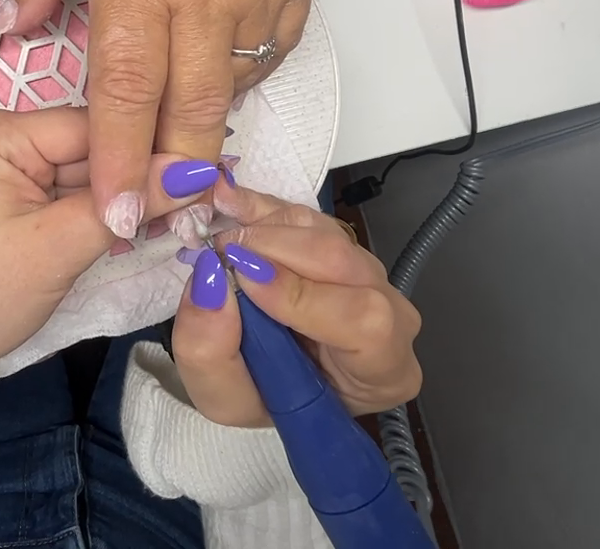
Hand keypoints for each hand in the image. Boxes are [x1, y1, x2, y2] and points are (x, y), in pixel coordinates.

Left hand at [0, 107, 190, 375]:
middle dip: (143, 177)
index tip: (208, 175)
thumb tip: (198, 173)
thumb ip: (126, 206)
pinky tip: (145, 223)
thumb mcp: (58, 248)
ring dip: (129, 197)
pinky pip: (76, 191)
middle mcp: (7, 135)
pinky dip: (107, 210)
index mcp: (1, 132)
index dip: (149, 151)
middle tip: (206, 199)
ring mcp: (14, 164)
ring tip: (185, 214)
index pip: (94, 125)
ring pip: (91, 170)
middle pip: (95, 145)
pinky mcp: (22, 193)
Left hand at [8, 0, 317, 234]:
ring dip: (209, 127)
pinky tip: (225, 76)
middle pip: (192, 110)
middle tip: (160, 214)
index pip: (128, 94)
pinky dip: (249, 73)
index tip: (120, 215)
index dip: (123, 162)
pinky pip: (277, 44)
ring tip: (187, 159)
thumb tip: (19, 23)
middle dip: (175, 174)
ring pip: (238, 85)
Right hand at [172, 180, 420, 424]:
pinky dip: (259, 206)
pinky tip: (225, 201)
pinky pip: (302, 213)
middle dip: (273, 247)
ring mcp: (367, 271)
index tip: (242, 277)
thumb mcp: (222, 398)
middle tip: (219, 251)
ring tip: (219, 239)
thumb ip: (209, 351)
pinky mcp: (337, 240)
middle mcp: (389, 315)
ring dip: (263, 227)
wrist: (263, 377)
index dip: (300, 293)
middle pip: (342, 261)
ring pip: (322, 230)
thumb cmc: (258, 396)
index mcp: (382, 370)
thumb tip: (210, 282)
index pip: (364, 320)